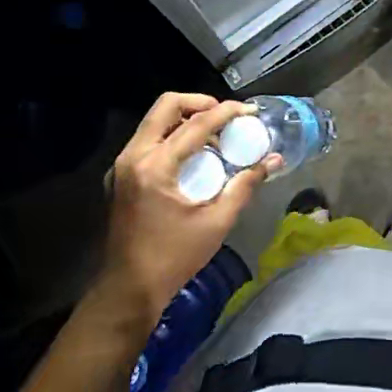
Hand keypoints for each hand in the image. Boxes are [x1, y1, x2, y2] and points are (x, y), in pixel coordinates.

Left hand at [96, 94, 279, 320]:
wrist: (127, 288)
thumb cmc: (173, 258)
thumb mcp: (215, 223)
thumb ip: (244, 186)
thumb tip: (272, 160)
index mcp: (155, 166)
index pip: (195, 124)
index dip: (227, 112)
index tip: (250, 111)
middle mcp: (132, 155)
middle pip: (166, 106)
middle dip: (199, 103)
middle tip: (225, 116)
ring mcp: (121, 164)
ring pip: (154, 121)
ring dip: (184, 120)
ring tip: (212, 137)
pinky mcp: (118, 175)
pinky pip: (146, 141)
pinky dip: (170, 138)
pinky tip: (190, 158)